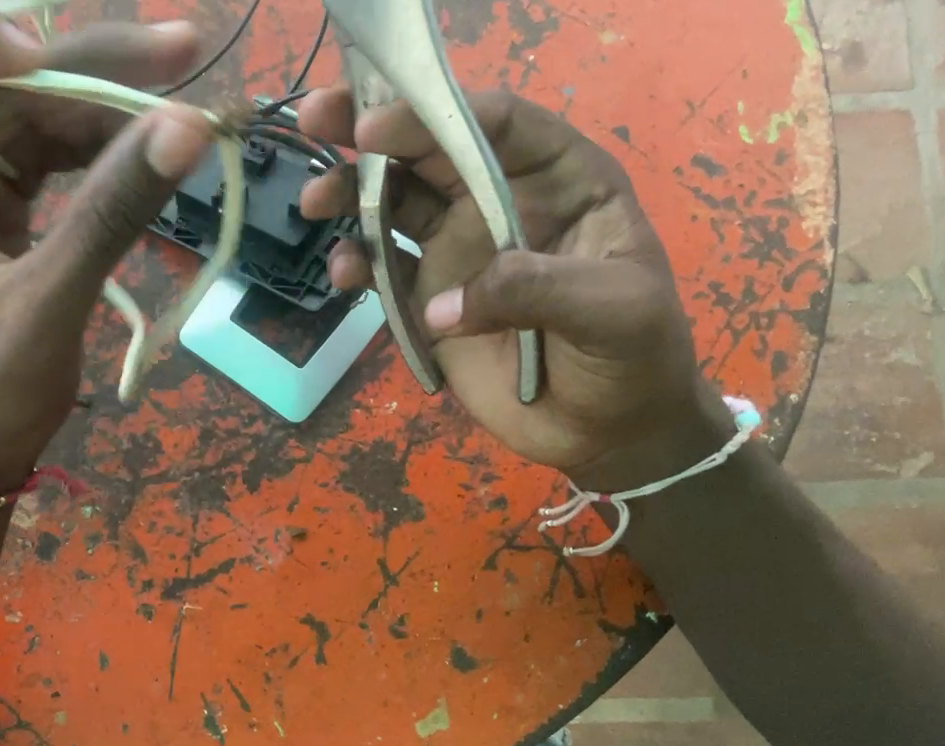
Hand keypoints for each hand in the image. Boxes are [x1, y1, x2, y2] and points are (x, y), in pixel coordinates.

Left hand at [0, 0, 213, 492]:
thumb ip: (107, 217)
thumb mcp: (46, 309)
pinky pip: (53, 150)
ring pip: (32, 109)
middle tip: (180, 53)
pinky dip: (103, 144)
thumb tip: (186, 128)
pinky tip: (155, 142)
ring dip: (108, 100)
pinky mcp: (0, 203)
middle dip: (82, 64)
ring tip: (188, 103)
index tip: (35, 55)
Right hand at [297, 88, 731, 490]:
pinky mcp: (429, 300)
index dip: (436, 117)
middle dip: (372, 134)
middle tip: (316, 119)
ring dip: (352, 195)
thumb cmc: (631, 357)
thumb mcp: (610, 311)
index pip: (497, 126)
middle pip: (431, 152)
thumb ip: (534, 290)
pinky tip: (341, 274)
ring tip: (313, 202)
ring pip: (396, 206)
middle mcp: (502, 205)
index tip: (376, 126)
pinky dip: (356, 266)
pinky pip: (383, 272)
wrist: (605, 430)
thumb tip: (439, 307)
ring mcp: (460, 252)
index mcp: (561, 182)